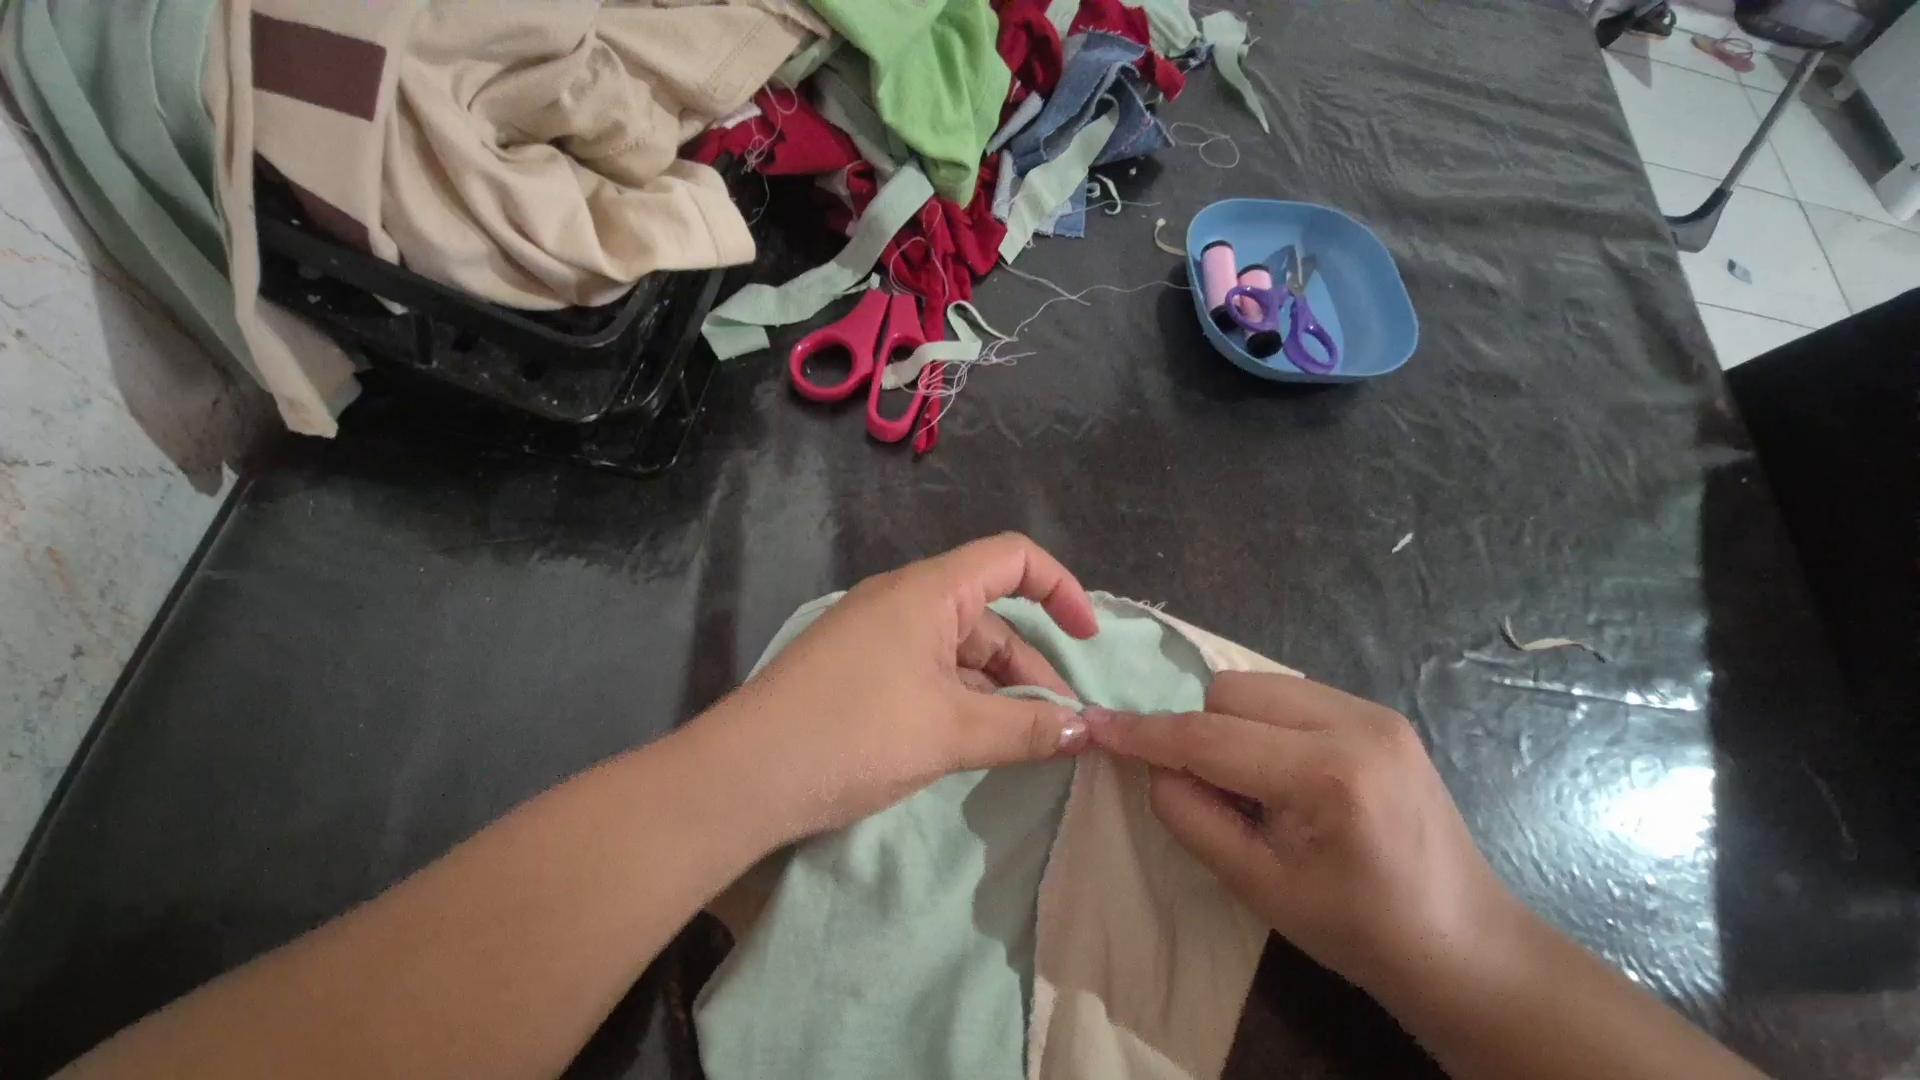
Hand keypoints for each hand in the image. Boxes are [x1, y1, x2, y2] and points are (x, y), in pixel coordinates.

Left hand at [698, 534, 1098, 841]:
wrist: (743, 777)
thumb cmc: (854, 734)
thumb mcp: (950, 732)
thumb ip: (1024, 728)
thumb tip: (1085, 730)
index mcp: (928, 591)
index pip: (1012, 558)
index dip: (1061, 588)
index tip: (1088, 639)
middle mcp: (903, 601)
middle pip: (989, 616)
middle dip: (1032, 667)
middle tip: (1062, 727)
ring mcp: (877, 637)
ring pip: (959, 652)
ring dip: (998, 691)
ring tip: (1027, 743)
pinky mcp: (859, 672)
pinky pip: (928, 673)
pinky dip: (961, 701)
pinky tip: (976, 742)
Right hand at [1086, 672, 1523, 1000]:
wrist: (1465, 944)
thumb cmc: (1356, 929)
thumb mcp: (1257, 885)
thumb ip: (1190, 815)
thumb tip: (1151, 766)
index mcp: (1326, 775)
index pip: (1208, 737)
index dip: (1144, 733)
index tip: (1095, 725)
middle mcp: (1354, 723)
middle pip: (1230, 692)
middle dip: (1194, 727)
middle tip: (1193, 782)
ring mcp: (1373, 711)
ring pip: (1257, 685)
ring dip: (1226, 721)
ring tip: (1240, 779)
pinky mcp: (1380, 713)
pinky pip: (1290, 695)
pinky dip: (1261, 722)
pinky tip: (1275, 768)